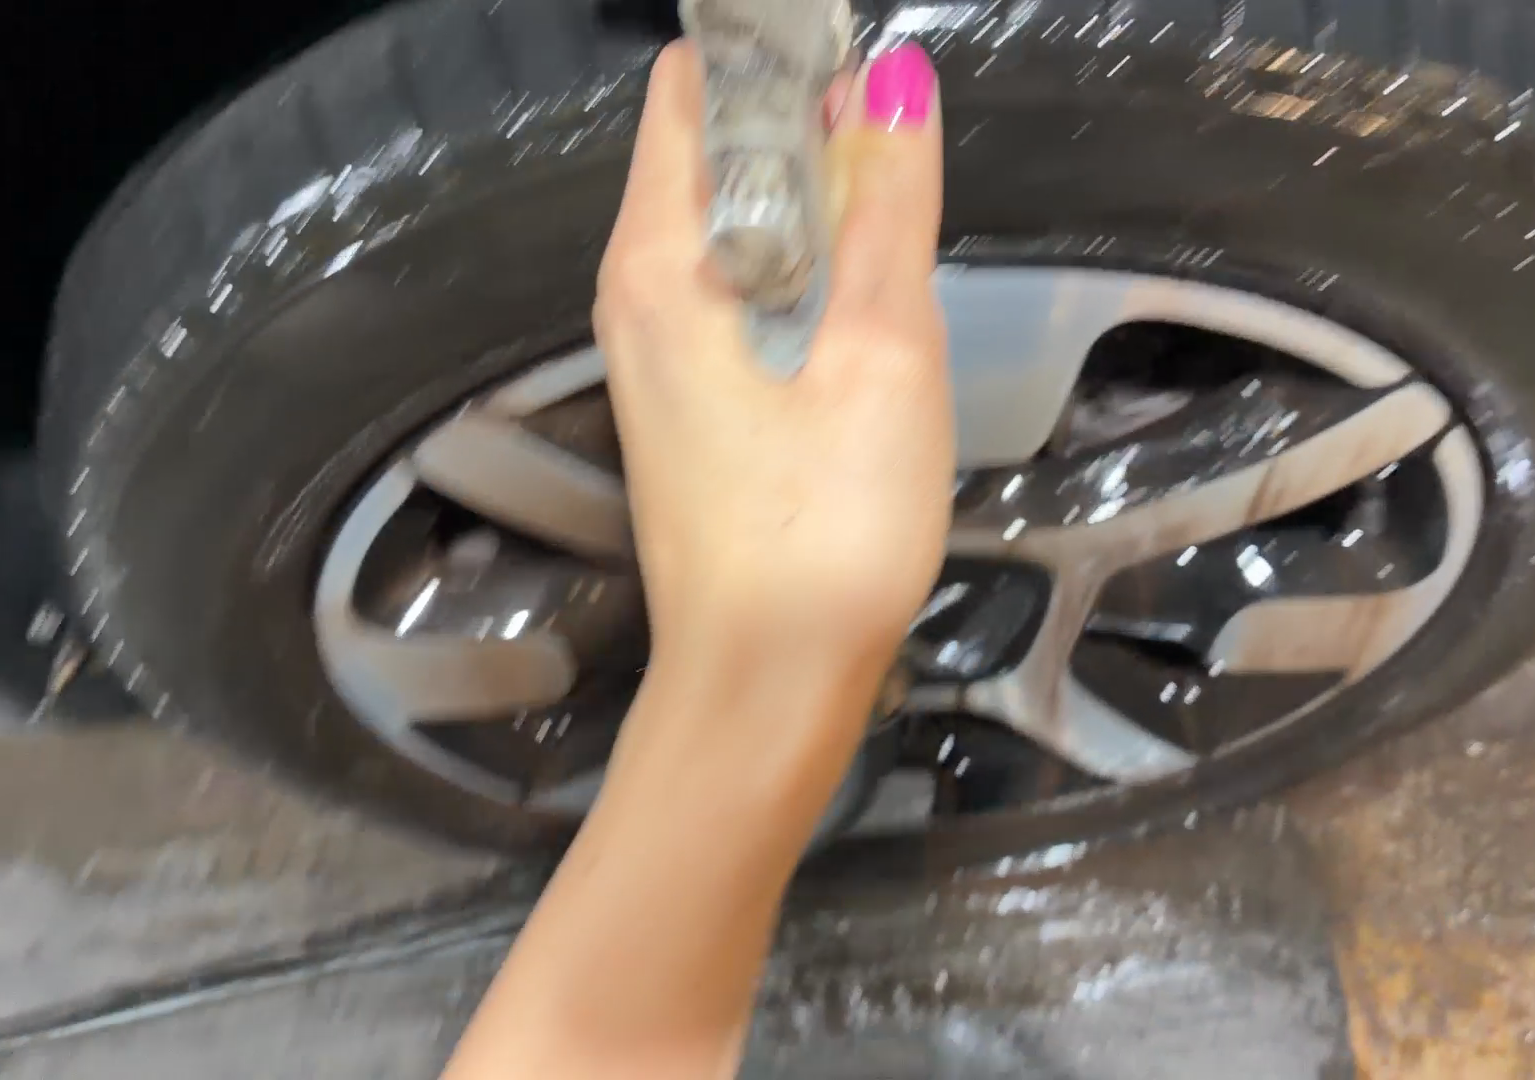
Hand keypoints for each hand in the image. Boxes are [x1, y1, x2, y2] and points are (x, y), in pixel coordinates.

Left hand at [596, 43, 951, 722]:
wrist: (768, 684)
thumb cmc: (829, 530)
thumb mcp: (880, 358)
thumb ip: (887, 214)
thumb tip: (893, 85)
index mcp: (660, 263)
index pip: (698, 92)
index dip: (783, 67)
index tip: (870, 102)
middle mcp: (635, 300)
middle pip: (714, 161)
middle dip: (808, 146)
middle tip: (898, 195)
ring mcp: (656, 364)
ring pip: (731, 239)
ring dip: (811, 222)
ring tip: (887, 263)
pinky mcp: (688, 415)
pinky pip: (736, 306)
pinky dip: (794, 287)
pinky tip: (850, 332)